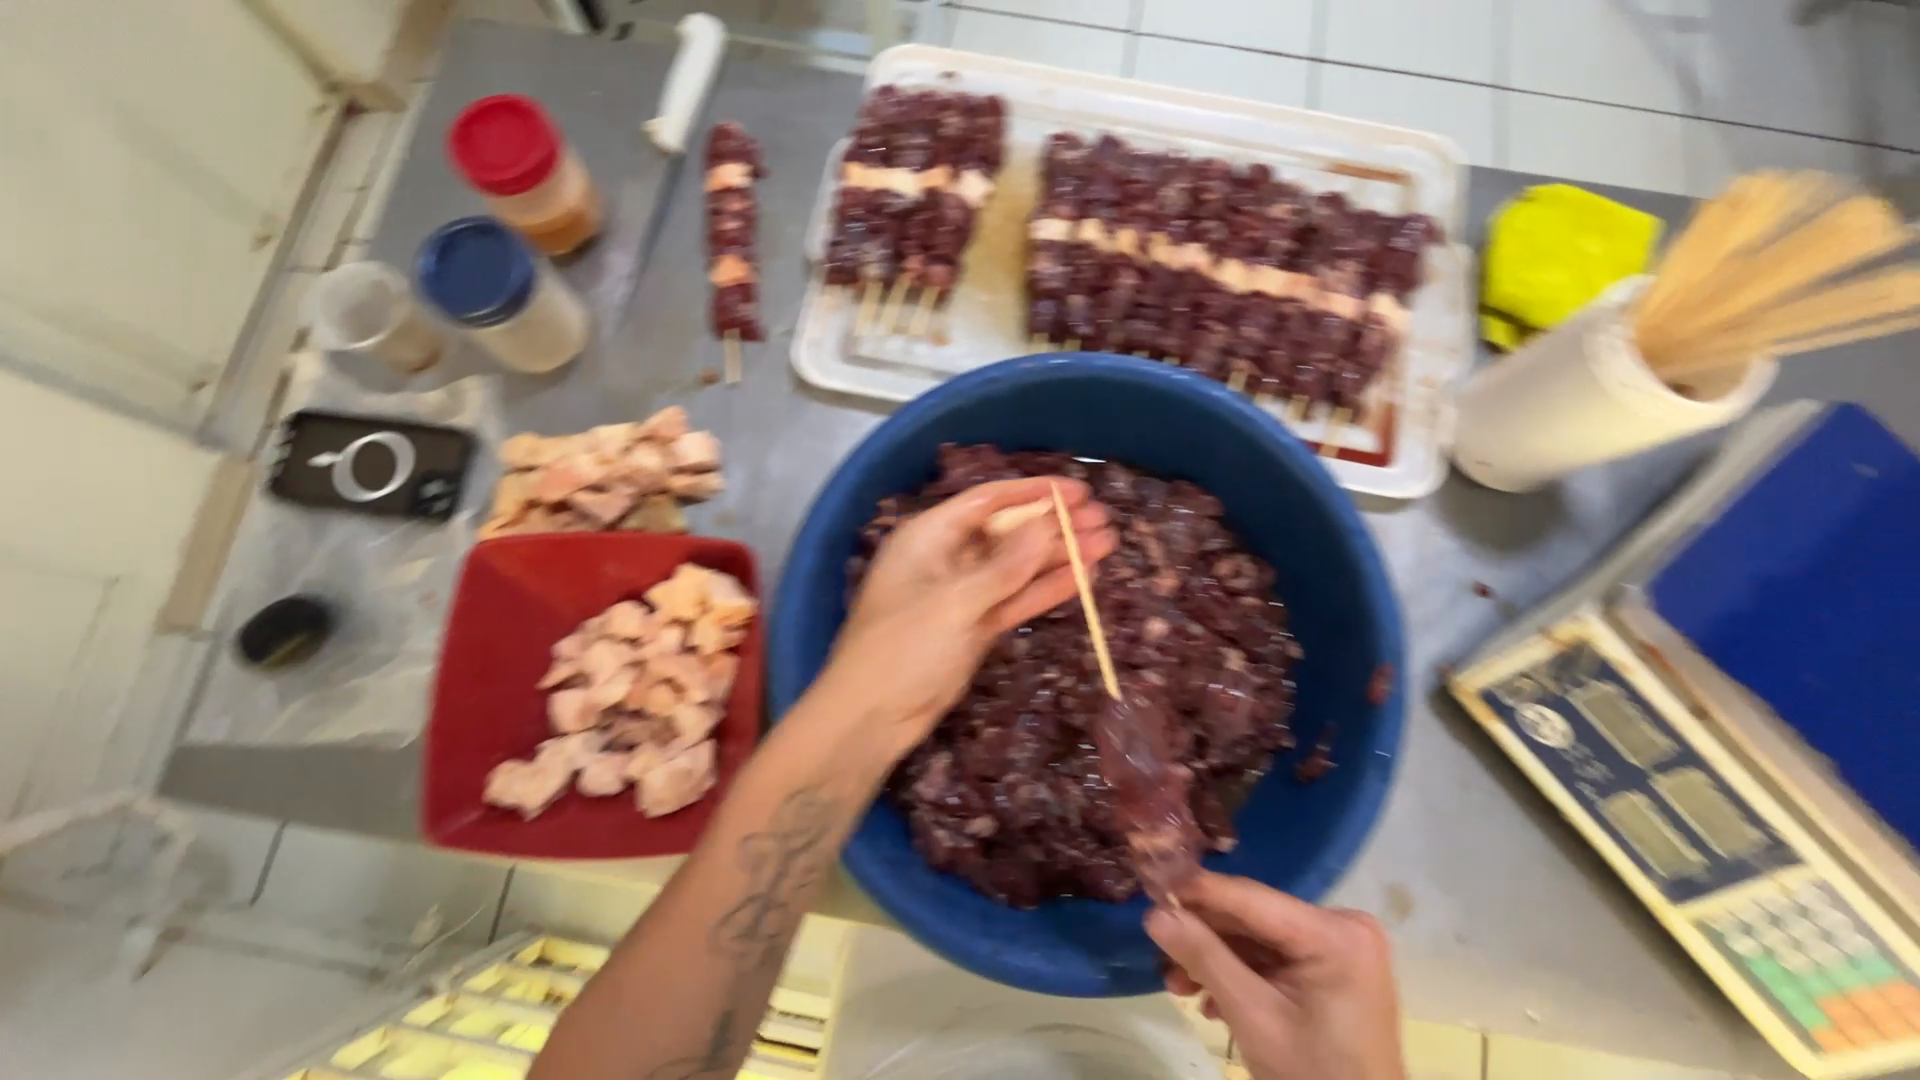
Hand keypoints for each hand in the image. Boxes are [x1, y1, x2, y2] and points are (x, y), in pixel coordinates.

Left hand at [816, 476, 1116, 751]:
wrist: (871, 718)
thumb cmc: (902, 649)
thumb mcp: (954, 603)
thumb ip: (1005, 566)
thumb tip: (1047, 524)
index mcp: (928, 537)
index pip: (987, 501)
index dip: (1034, 493)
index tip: (1078, 491)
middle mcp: (947, 559)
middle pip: (1008, 533)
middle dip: (1054, 526)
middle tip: (1104, 520)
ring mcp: (963, 595)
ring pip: (1017, 568)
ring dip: (1059, 557)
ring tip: (1106, 544)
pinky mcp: (975, 628)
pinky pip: (1015, 600)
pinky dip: (1046, 590)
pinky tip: (1083, 577)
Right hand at [1148, 872, 1404, 1079]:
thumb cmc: (1312, 1076)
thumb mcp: (1253, 1017)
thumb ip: (1203, 958)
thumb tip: (1153, 913)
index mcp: (1335, 933)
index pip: (1249, 897)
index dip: (1195, 890)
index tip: (1149, 886)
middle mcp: (1341, 925)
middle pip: (1250, 917)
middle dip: (1202, 937)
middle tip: (1157, 951)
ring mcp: (1337, 946)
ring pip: (1255, 938)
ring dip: (1213, 960)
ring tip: (1176, 986)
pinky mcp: (1330, 967)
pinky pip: (1271, 956)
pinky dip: (1239, 974)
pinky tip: (1209, 999)